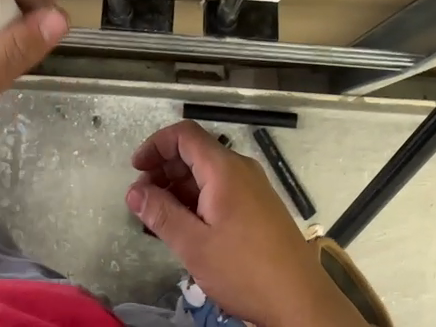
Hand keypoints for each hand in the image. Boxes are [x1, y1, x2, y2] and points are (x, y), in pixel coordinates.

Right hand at [127, 121, 360, 326]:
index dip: (155, 145)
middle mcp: (240, 168)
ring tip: (161, 218)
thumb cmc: (244, 270)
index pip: (184, 134)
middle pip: (195, 152)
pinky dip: (199, 199)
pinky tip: (188, 227)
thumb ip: (161, 214)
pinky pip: (222, 189)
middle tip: (143, 201)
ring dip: (180, 188)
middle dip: (164, 170)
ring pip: (208, 173)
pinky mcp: (260, 206)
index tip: (136, 169)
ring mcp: (253, 187)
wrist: (301, 302)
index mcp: (224, 168)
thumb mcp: (194, 245)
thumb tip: (134, 191)